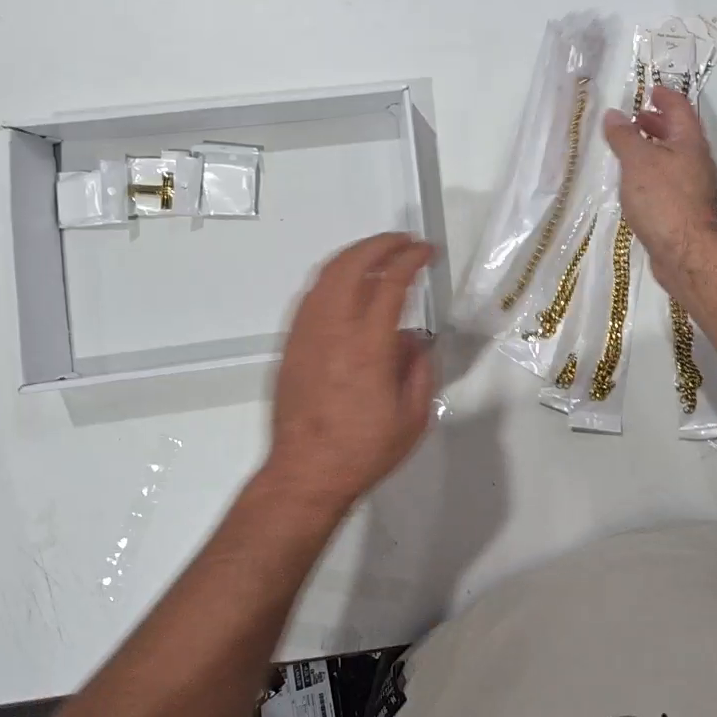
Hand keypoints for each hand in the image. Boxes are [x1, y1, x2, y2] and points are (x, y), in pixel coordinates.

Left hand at [264, 234, 436, 510]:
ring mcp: (305, 336)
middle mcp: (333, 332)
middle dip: (380, 245)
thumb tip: (412, 338)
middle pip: (352, 267)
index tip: (426, 252)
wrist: (305, 474)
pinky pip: (309, 297)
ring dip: (353, 256)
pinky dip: (331, 278)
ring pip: (325, 276)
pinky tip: (345, 284)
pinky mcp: (289, 346)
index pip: (391, 285)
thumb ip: (418, 368)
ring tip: (376, 254)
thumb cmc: (364, 450)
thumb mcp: (413, 415)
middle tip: (404, 242)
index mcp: (368, 348)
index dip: (411, 260)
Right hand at [603, 86, 716, 300]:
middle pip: (679, 133)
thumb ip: (624, 136)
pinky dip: (653, 172)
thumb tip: (614, 114)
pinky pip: (670, 181)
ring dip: (654, 149)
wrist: (686, 253)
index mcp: (690, 143)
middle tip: (635, 118)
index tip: (649, 90)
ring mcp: (695, 187)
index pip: (680, 108)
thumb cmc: (663, 200)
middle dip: (657, 123)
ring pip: (674, 159)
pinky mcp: (687, 210)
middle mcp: (697, 161)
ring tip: (630, 149)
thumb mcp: (637, 162)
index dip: (665, 96)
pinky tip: (636, 183)